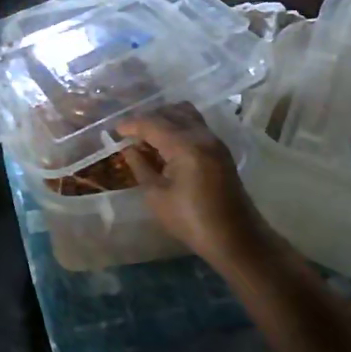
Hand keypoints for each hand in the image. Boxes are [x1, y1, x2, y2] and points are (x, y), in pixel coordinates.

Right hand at [118, 109, 270, 266]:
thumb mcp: (156, 196)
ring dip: (164, 119)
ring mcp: (215, 141)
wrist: (236, 239)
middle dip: (146, 119)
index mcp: (185, 146)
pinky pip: (195, 125)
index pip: (152, 123)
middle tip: (129, 134)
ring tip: (147, 136)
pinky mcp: (220, 150)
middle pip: (170, 112)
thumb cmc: (191, 220)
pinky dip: (177, 126)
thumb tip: (128, 149)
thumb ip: (140, 166)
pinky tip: (165, 144)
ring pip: (185, 114)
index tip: (115, 131)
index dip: (130, 125)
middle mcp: (202, 136)